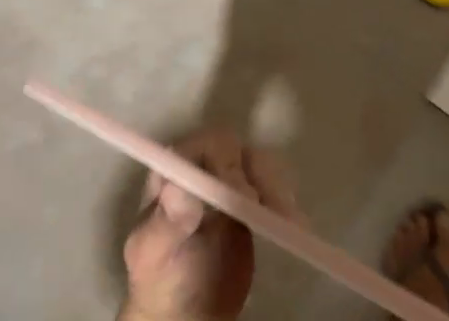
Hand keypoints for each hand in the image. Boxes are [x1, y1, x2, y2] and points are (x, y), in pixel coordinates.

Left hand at [122, 129, 300, 320]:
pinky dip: (284, 200)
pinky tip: (292, 222)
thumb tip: (175, 189)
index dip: (221, 161)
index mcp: (172, 174)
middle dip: (254, 174)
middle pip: (236, 149)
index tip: (239, 193)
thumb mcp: (156, 255)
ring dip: (275, 186)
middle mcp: (202, 170)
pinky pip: (273, 184)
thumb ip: (166, 222)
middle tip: (264, 209)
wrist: (189, 313)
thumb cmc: (163, 283)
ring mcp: (229, 183)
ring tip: (285, 219)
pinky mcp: (253, 200)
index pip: (200, 146)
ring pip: (258, 163)